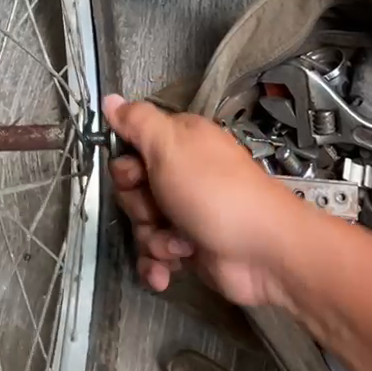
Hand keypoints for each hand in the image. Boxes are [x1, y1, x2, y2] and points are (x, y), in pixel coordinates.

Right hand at [101, 92, 314, 306]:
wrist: (262, 252)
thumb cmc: (214, 192)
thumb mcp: (170, 145)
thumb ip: (137, 121)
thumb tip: (110, 98)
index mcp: (179, 141)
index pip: (131, 147)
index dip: (126, 167)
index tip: (137, 176)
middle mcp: (181, 172)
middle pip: (132, 189)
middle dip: (139, 207)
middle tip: (161, 210)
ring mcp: (185, 210)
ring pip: (141, 223)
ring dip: (153, 239)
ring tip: (179, 245)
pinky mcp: (188, 246)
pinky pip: (154, 254)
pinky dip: (158, 264)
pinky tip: (168, 272)